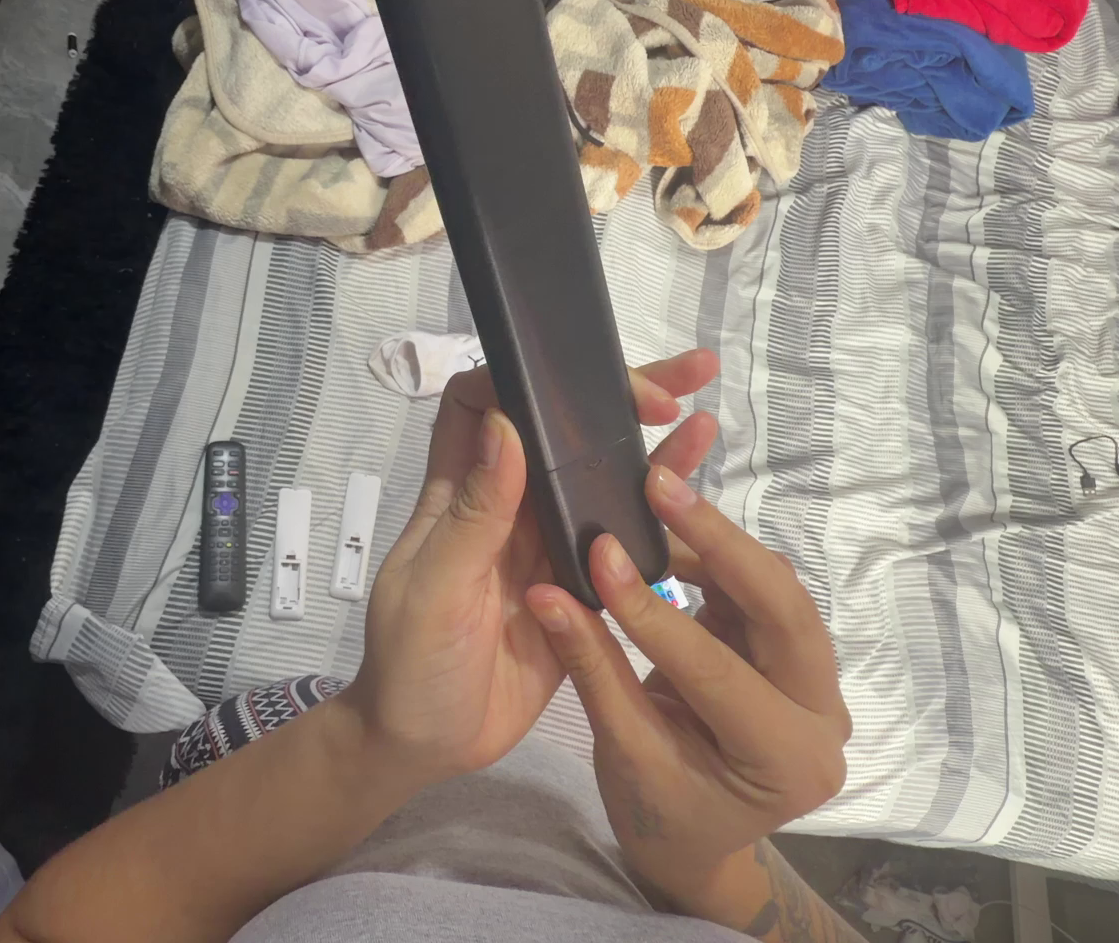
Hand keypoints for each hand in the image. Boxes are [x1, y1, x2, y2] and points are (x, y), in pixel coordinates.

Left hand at [341, 351, 721, 783]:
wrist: (429, 740)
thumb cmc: (413, 662)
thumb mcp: (434, 588)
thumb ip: (473, 514)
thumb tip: (509, 427)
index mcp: (458, 494)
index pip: (479, 406)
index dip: (521, 378)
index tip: (578, 379)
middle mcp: (504, 505)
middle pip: (553, 431)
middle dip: (611, 398)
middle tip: (684, 379)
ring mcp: (542, 542)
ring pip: (594, 478)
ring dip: (646, 447)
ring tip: (705, 422)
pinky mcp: (575, 583)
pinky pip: (616, 537)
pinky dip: (655, 512)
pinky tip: (698, 496)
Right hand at [522, 467, 851, 913]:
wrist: (695, 839)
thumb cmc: (659, 811)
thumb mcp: (621, 748)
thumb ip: (591, 666)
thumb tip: (546, 594)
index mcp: (783, 759)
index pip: (715, 669)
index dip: (652, 609)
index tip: (598, 552)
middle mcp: (820, 715)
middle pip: (783, 609)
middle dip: (721, 542)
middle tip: (660, 487)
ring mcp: (814, 681)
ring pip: (777, 589)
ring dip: (718, 541)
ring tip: (656, 498)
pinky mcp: (790, 654)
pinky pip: (757, 591)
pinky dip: (714, 557)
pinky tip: (669, 532)